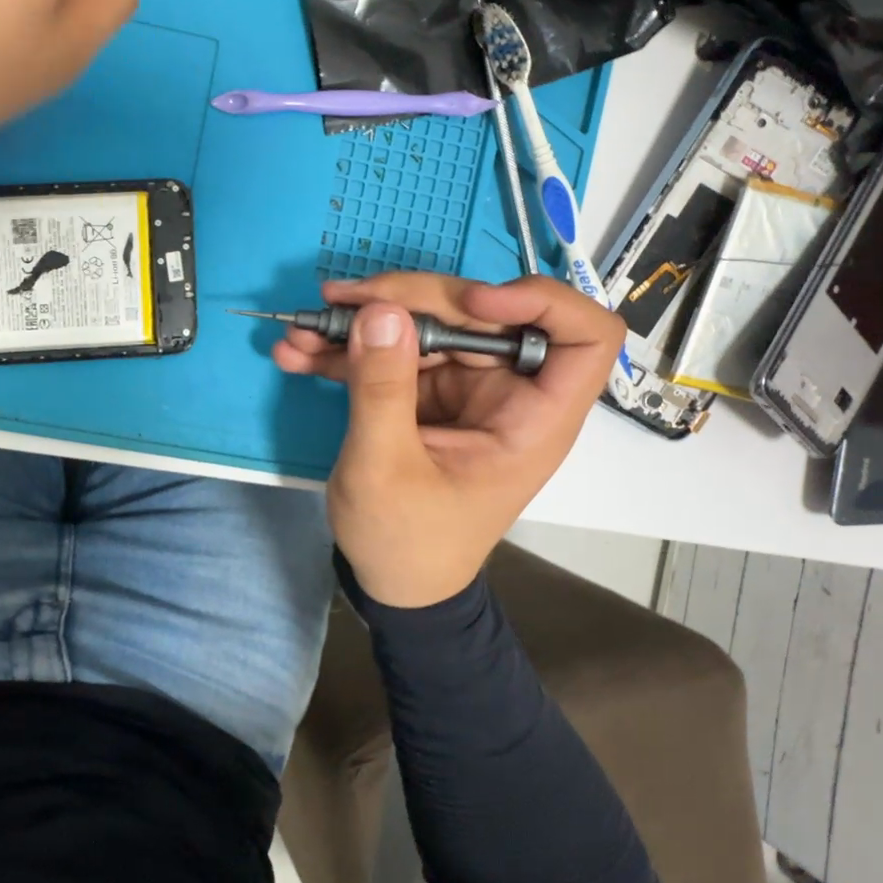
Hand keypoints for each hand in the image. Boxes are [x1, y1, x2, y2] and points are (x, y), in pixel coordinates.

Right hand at [274, 274, 624, 607]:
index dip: (539, 301)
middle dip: (408, 300)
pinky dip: (345, 351)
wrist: (390, 581)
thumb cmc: (405, 540)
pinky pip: (389, 355)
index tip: (471, 301)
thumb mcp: (384, 468)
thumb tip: (381, 310)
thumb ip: (382, 389)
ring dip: (359, 323)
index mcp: (533, 418)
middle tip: (341, 300)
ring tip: (301, 330)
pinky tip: (297, 354)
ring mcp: (461, 391)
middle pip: (478, 314)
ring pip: (423, 327)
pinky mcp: (423, 396)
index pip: (584, 336)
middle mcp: (505, 392)